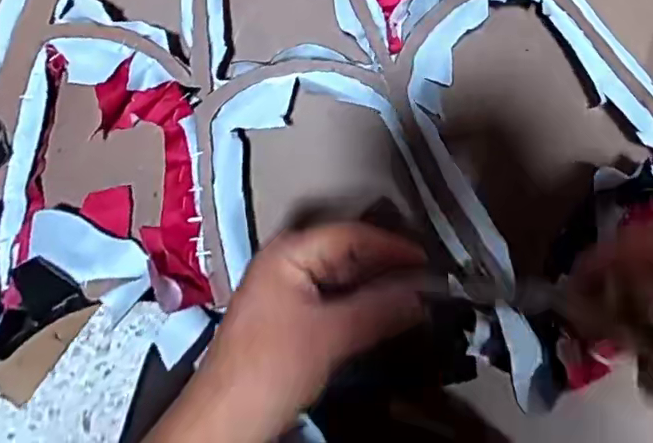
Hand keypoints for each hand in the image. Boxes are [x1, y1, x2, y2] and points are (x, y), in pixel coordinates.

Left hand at [147, 223, 427, 442]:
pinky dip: (358, 301)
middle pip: (346, 251)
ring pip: (340, 274)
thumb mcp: (331, 336)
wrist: (226, 417)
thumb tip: (420, 295)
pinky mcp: (288, 312)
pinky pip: (331, 295)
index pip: (351, 235)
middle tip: (424, 275)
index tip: (425, 259)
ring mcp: (285, 284)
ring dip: (374, 284)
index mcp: (290, 249)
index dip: (391, 245)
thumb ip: (378, 310)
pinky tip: (381, 311)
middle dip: (385, 264)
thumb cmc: (270, 368)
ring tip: (411, 292)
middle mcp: (286, 258)